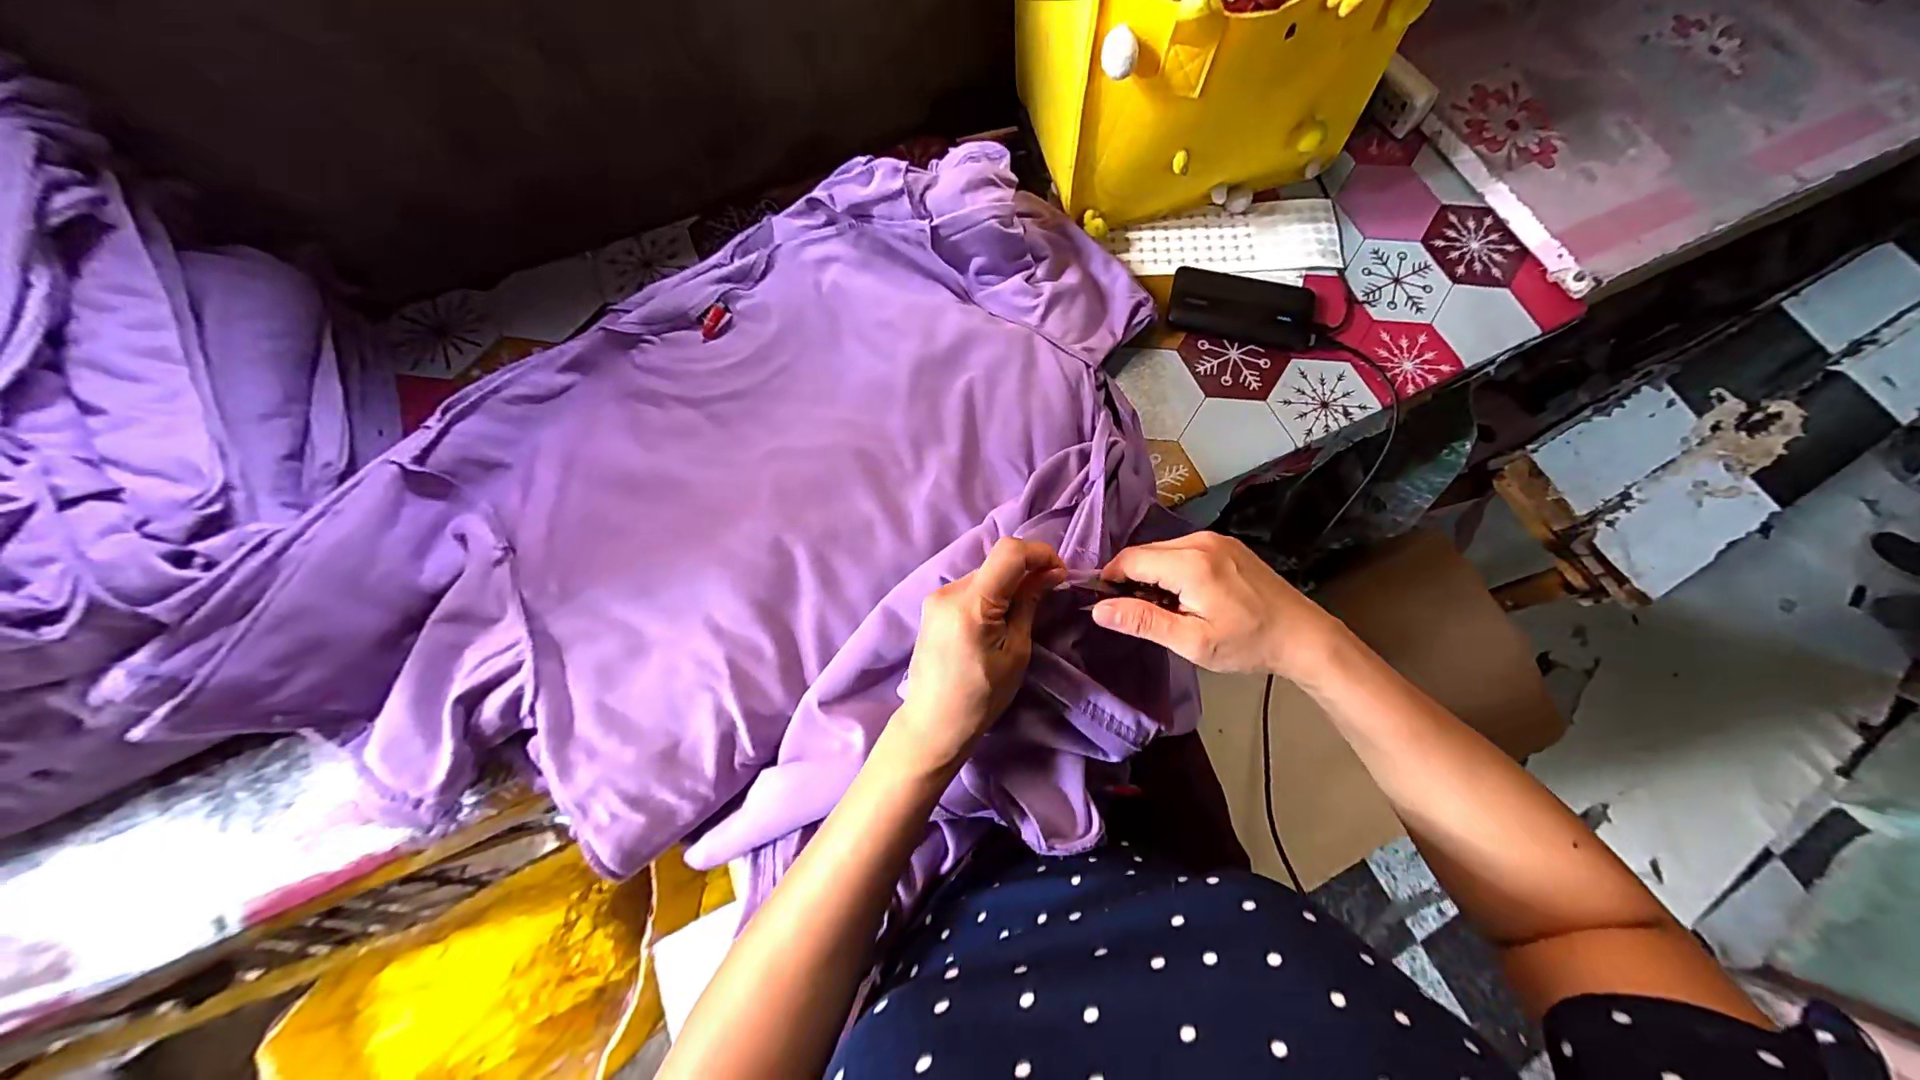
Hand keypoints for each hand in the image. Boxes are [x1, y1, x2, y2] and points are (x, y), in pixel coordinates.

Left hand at [893, 537, 1065, 770]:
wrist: (933, 723)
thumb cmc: (982, 696)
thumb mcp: (1016, 651)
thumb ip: (1029, 604)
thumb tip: (1051, 572)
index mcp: (971, 603)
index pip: (1009, 552)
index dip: (1041, 554)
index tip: (1060, 573)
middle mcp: (949, 590)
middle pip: (997, 562)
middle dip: (1027, 571)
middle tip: (1049, 592)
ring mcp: (937, 597)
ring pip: (984, 574)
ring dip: (1008, 583)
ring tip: (1021, 612)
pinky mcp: (933, 607)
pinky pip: (970, 588)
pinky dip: (990, 594)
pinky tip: (997, 619)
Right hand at [1090, 531, 1346, 681]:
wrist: (1304, 635)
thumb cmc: (1248, 643)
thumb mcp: (1192, 641)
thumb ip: (1143, 622)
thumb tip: (1099, 610)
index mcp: (1190, 563)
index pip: (1129, 559)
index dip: (1111, 581)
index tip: (1110, 606)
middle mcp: (1200, 541)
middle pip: (1144, 552)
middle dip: (1133, 579)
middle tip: (1142, 614)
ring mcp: (1216, 539)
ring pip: (1163, 550)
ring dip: (1153, 574)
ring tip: (1168, 608)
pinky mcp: (1227, 544)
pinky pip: (1183, 549)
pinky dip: (1173, 569)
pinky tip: (1187, 595)